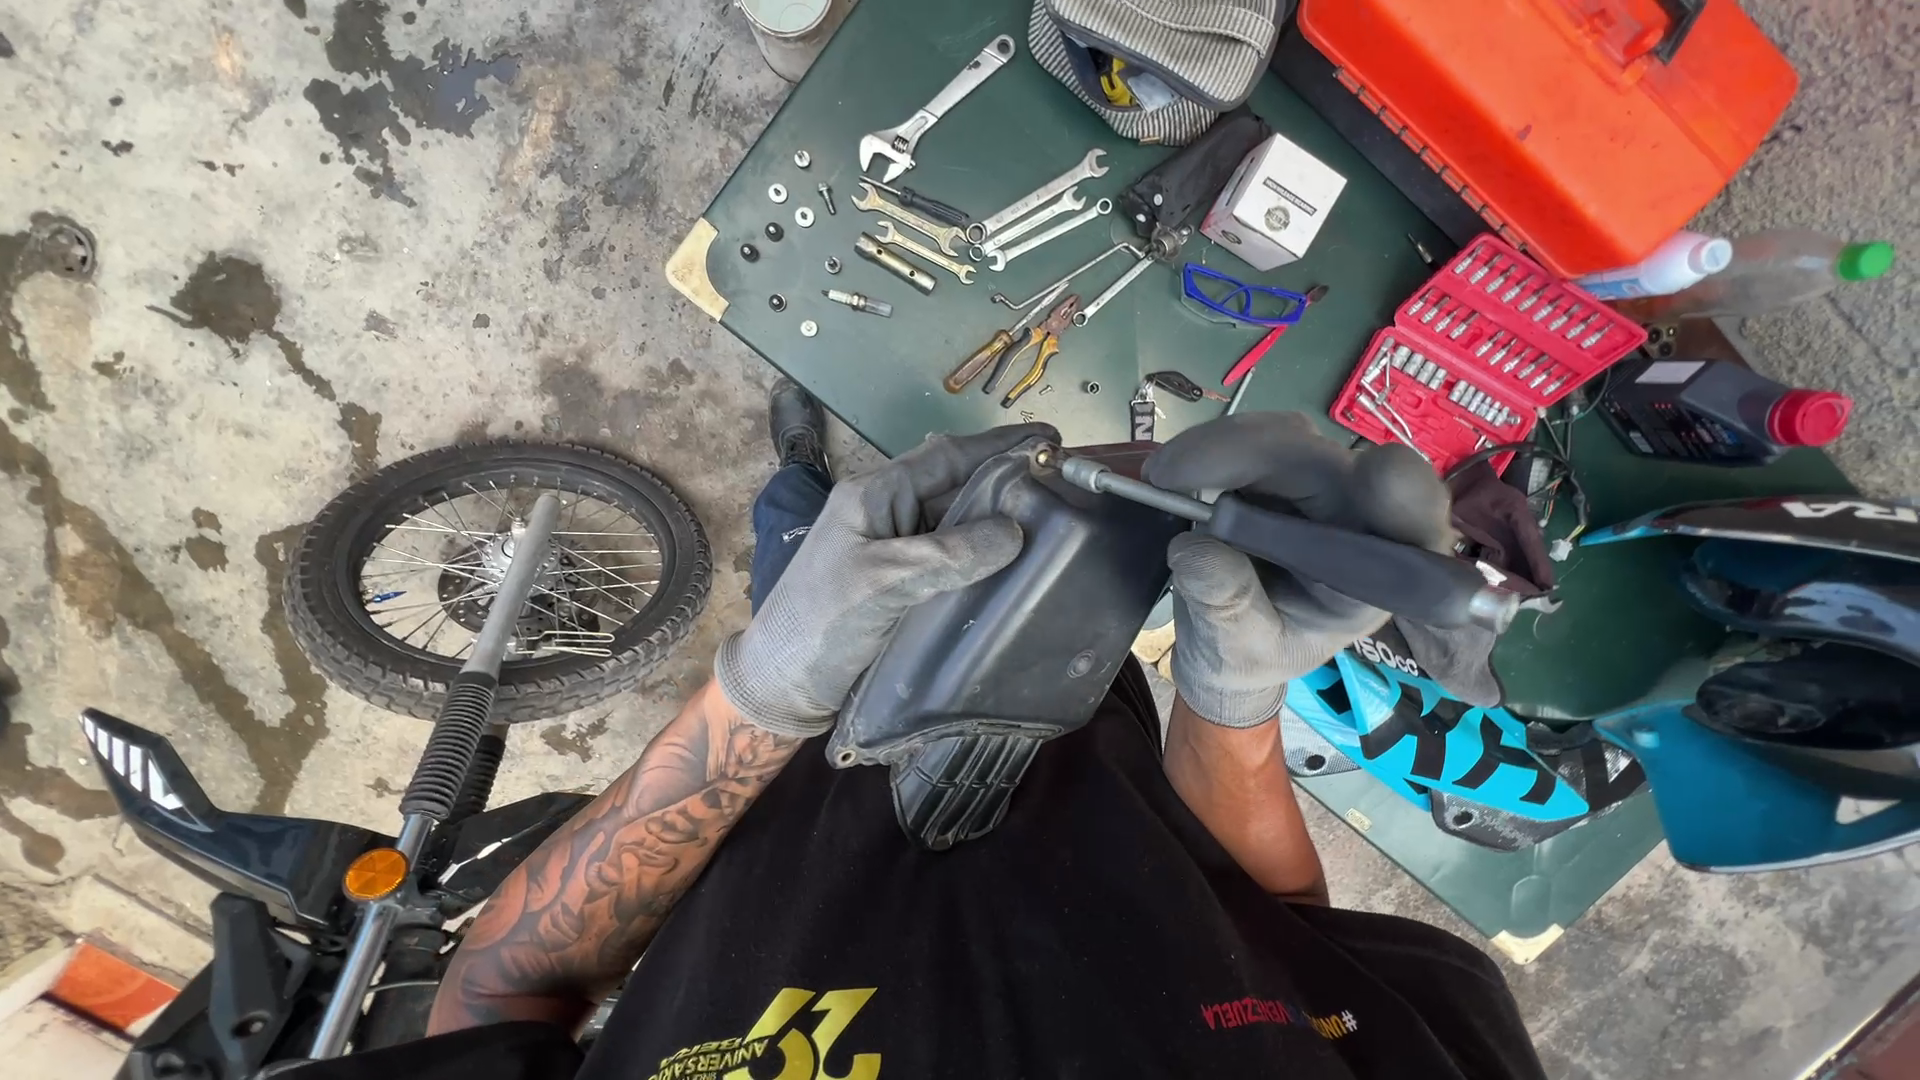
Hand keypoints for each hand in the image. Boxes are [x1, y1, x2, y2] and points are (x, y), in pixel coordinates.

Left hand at [716, 423, 1056, 736]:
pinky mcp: (902, 585)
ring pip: (957, 524)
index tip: (1051, 441)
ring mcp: (895, 551)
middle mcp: (888, 514)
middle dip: (1006, 483)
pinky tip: (1016, 569)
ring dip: (999, 523)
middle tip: (1065, 492)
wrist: (782, 685)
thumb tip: (1015, 531)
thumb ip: (949, 553)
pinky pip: (952, 559)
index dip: (998, 445)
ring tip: (1053, 527)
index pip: (946, 456)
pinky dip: (984, 558)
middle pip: (956, 487)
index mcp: (876, 495)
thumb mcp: (883, 580)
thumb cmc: (821, 623)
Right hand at [1143, 413, 1452, 726]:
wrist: (1220, 644)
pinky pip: (1252, 438)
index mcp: (1374, 576)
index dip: (1402, 492)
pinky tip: (1170, 470)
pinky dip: (1207, 447)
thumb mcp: (1236, 653)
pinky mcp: (1274, 469)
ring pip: (1287, 438)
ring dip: (1222, 447)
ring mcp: (1314, 488)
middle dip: (1255, 454)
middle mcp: (1354, 520)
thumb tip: (1197, 550)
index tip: (1377, 474)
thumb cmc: (1246, 656)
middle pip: (1328, 462)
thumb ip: (1226, 609)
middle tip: (1174, 472)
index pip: (1407, 522)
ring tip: (1163, 474)